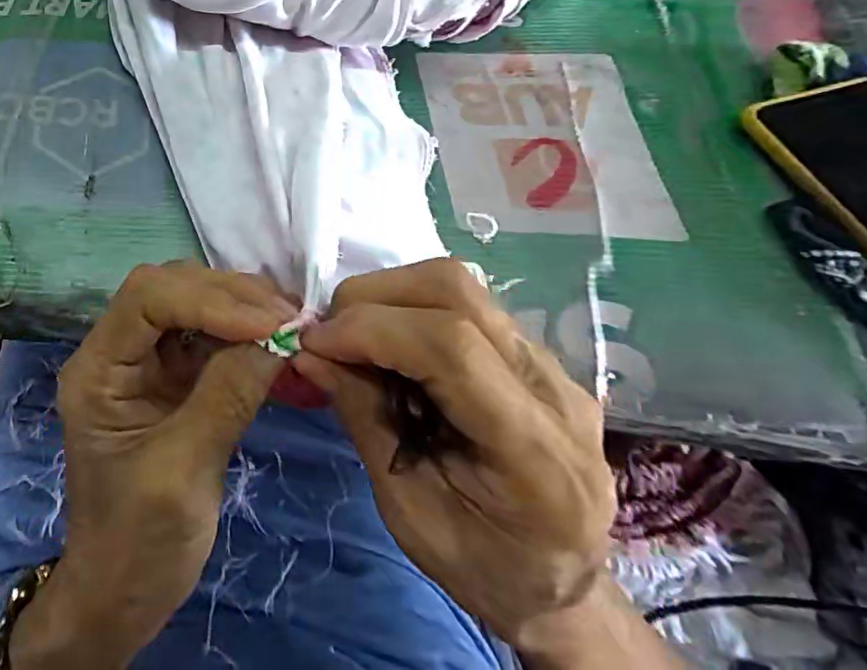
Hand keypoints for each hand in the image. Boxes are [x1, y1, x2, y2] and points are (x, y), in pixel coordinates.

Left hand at [10, 262, 293, 668]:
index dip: (207, 299)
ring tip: (291, 322)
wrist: (121, 592)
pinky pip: (205, 340)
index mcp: (97, 369)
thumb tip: (277, 337)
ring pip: (188, 308)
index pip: (145, 299)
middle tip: (291, 316)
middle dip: (228, 297)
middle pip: (167, 292)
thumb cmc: (139, 541)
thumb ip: (225, 397)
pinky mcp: (170, 382)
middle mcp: (115, 353)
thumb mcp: (182, 472)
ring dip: (239, 309)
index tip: (269, 323)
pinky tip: (276, 342)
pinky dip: (242, 335)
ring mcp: (143, 365)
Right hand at [292, 259, 616, 649]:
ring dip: (385, 295)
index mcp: (536, 455)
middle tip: (327, 336)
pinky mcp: (532, 353)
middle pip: (456, 293)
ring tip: (351, 335)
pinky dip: (405, 306)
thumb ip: (364, 420)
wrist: (557, 582)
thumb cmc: (481, 564)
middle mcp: (554, 392)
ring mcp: (551, 366)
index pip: (452, 349)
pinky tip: (385, 343)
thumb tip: (308, 353)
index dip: (371, 330)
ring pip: (458, 285)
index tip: (312, 344)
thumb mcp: (408, 511)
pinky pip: (462, 302)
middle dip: (371, 298)